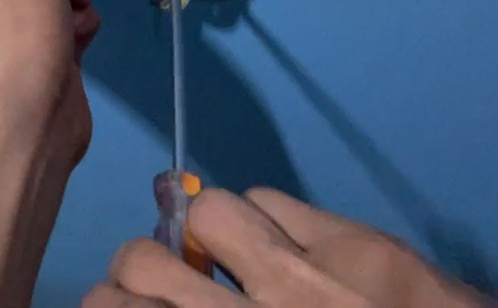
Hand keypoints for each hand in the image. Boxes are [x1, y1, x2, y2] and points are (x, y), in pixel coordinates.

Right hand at [85, 188, 490, 307]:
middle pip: (141, 262)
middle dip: (133, 276)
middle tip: (157, 296)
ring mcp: (310, 279)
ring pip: (207, 213)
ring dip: (201, 238)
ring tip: (220, 262)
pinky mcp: (364, 247)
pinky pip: (275, 201)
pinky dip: (262, 220)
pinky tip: (279, 247)